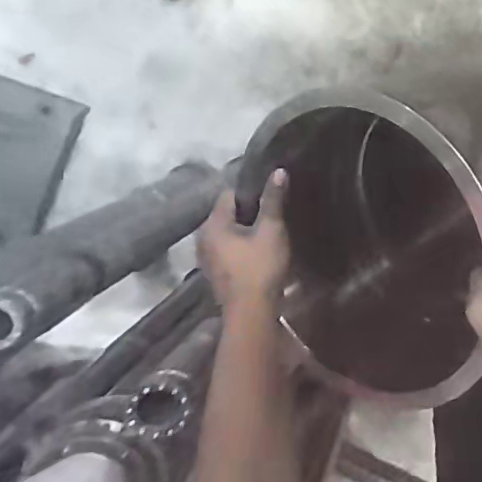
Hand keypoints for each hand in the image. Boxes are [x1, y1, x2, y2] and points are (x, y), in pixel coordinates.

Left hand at [198, 169, 290, 311]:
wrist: (251, 310)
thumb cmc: (261, 266)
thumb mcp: (272, 230)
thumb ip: (273, 200)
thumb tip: (278, 171)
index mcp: (213, 224)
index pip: (229, 194)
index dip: (251, 191)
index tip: (271, 193)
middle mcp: (203, 237)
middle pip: (227, 213)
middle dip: (249, 210)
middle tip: (274, 212)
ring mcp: (206, 257)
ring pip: (228, 232)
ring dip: (245, 229)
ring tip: (269, 231)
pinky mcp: (216, 271)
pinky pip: (228, 248)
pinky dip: (242, 245)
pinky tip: (259, 250)